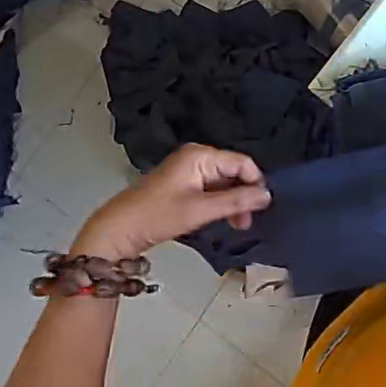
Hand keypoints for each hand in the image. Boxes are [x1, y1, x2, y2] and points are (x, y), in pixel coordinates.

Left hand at [69, 144, 271, 261]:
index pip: (242, 162)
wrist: (118, 231)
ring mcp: (190, 171)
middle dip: (244, 196)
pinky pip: (213, 191)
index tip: (261, 207)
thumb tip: (266, 195)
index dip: (255, 183)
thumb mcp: (201, 210)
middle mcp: (196, 158)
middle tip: (247, 221)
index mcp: (200, 155)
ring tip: (237, 224)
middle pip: (235, 172)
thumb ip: (237, 201)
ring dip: (234, 203)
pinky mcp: (185, 185)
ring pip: (225, 184)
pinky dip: (221, 205)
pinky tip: (222, 220)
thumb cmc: (155, 216)